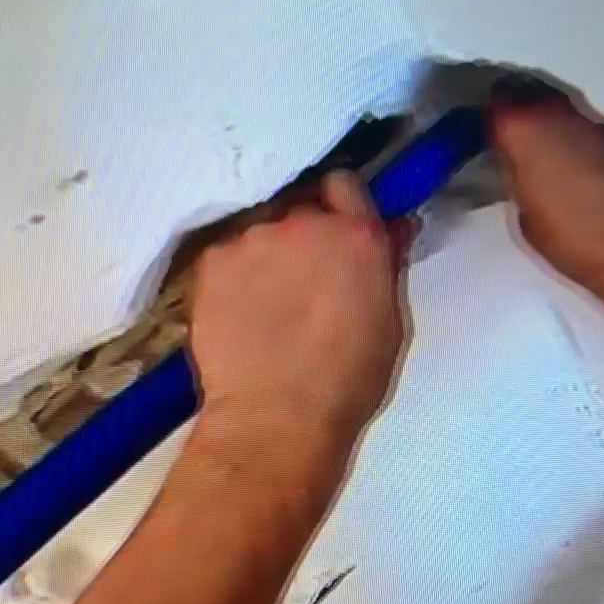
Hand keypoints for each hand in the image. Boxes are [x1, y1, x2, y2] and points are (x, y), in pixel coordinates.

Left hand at [187, 172, 410, 440]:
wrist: (276, 417)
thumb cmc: (346, 383)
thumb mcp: (389, 323)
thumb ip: (385, 266)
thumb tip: (392, 228)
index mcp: (357, 236)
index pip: (344, 186)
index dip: (338, 206)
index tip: (333, 230)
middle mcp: (303, 223)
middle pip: (298, 211)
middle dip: (300, 239)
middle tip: (297, 283)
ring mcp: (252, 240)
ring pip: (257, 236)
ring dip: (262, 260)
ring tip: (260, 309)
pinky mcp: (211, 262)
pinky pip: (223, 260)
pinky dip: (229, 280)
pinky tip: (234, 316)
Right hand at [489, 72, 603, 282]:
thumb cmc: (577, 242)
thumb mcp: (527, 216)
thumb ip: (519, 177)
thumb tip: (518, 164)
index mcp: (529, 133)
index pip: (499, 102)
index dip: (491, 115)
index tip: (485, 131)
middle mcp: (568, 116)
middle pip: (538, 96)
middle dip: (524, 110)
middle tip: (515, 135)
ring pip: (573, 115)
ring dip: (561, 131)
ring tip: (554, 159)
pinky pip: (602, 135)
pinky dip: (591, 147)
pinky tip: (592, 174)